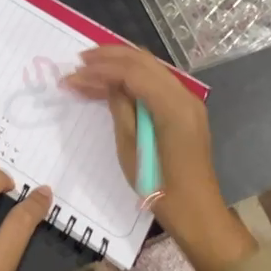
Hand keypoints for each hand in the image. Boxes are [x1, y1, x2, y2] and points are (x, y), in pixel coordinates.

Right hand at [62, 44, 255, 270]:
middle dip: (108, 57)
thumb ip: (120, 108)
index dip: (99, 69)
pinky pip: (155, 81)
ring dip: (119, 63)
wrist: (197, 214)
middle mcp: (184, 95)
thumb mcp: (131, 148)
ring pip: (149, 66)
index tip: (73, 74)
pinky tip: (112, 82)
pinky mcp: (184, 109)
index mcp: (172, 105)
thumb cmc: (160, 187)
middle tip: (79, 61)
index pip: (131, 72)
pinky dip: (132, 76)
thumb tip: (108, 83)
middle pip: (142, 60)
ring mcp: (187, 101)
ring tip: (90, 68)